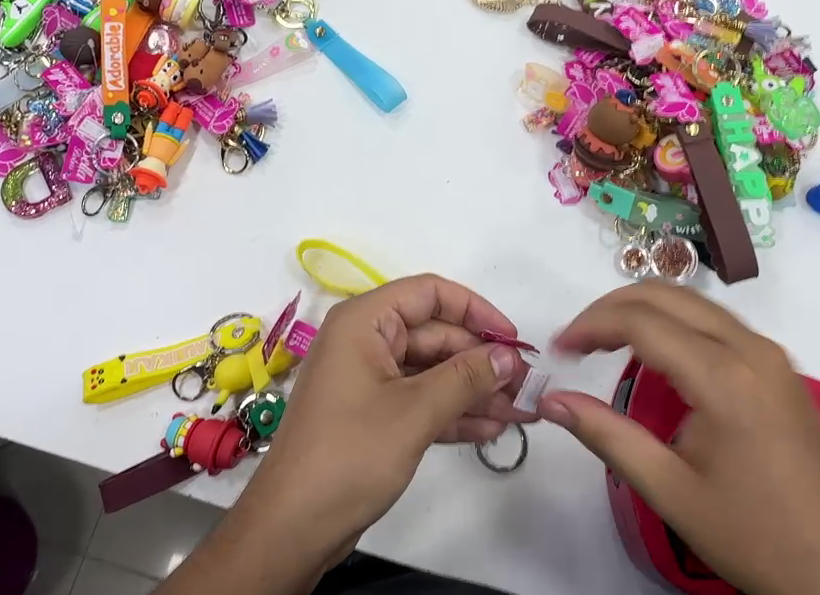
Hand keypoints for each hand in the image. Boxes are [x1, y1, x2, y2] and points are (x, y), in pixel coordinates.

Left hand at [167, 275, 534, 593]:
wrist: (293, 525)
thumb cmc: (349, 454)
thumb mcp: (414, 411)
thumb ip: (466, 378)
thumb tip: (509, 357)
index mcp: (364, 321)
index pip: (429, 293)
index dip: (475, 310)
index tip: (513, 340)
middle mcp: (365, 340)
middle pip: (434, 334)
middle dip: (480, 360)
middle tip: (526, 386)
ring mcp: (368, 378)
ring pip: (431, 370)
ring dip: (474, 389)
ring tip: (521, 412)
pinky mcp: (373, 414)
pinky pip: (421, 398)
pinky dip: (453, 411)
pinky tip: (492, 428)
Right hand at [539, 283, 819, 594]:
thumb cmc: (755, 537)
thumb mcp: (670, 491)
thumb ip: (606, 435)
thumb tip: (551, 400)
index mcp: (723, 376)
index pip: (641, 321)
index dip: (591, 326)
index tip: (558, 350)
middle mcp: (749, 349)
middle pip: (666, 295)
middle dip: (612, 308)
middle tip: (576, 342)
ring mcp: (770, 355)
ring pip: (693, 302)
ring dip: (644, 310)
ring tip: (605, 344)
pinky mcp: (779, 369)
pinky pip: (716, 321)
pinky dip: (674, 322)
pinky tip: (656, 357)